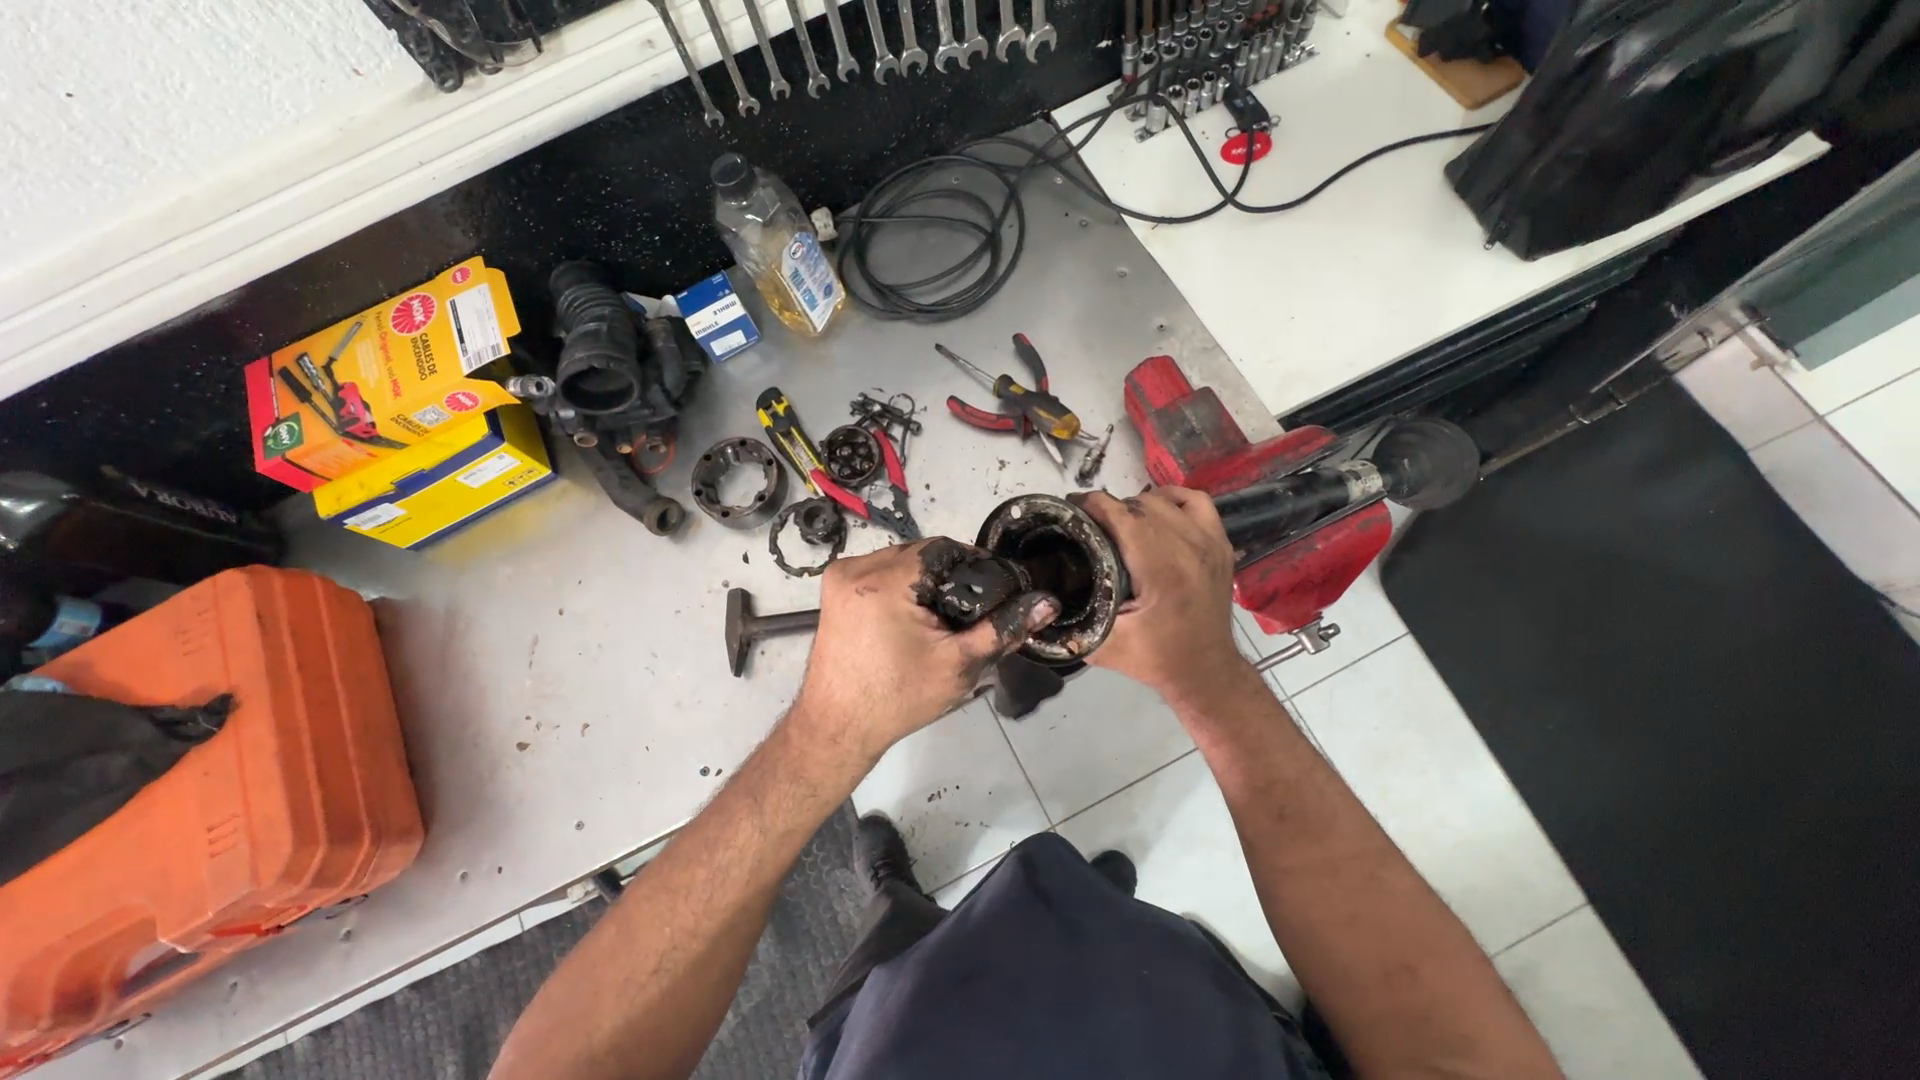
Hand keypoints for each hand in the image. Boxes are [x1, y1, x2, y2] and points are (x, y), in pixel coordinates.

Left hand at [790, 538, 1057, 760]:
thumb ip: (1003, 629)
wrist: (837, 727)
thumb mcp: (958, 665)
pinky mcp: (832, 591)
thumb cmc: (898, 698)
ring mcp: (839, 577)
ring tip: (946, 613)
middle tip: (973, 607)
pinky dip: (901, 586)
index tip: (995, 590)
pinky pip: (878, 573)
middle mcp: (856, 567)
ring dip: (924, 579)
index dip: (976, 564)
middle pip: (920, 552)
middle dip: (949, 575)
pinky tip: (916, 616)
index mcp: (884, 579)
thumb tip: (1047, 604)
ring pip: (899, 560)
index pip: (944, 548)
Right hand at [1071, 488, 1250, 704]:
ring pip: (1165, 501)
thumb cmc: (1156, 658)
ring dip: (1138, 505)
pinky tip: (1156, 513)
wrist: (1207, 671)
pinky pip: (1196, 501)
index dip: (1094, 506)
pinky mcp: (1221, 544)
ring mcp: (1210, 543)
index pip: (1124, 517)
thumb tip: (1038, 602)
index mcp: (1162, 571)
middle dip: (1111, 509)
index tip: (1072, 509)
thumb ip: (1070, 625)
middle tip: (1091, 526)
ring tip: (1121, 524)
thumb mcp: (1105, 646)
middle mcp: (1190, 549)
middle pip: (1141, 506)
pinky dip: (1173, 500)